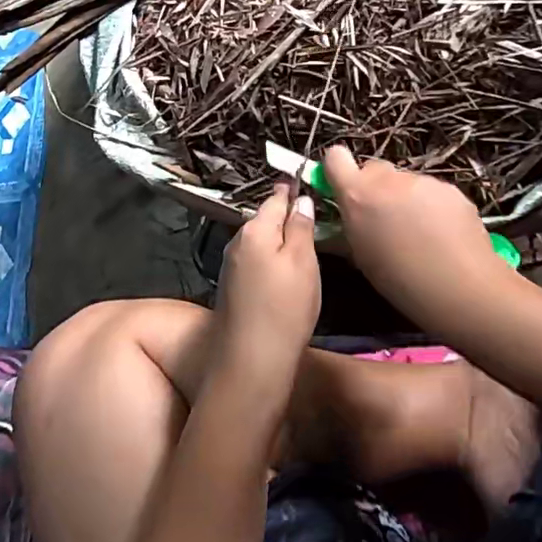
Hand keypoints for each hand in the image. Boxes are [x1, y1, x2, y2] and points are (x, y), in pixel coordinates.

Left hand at [215, 180, 320, 383]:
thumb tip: (300, 199)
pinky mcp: (232, 287)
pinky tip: (284, 268)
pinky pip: (255, 260)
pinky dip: (270, 257)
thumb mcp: (302, 262)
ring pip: (259, 241)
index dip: (291, 189)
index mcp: (255, 229)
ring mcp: (232, 265)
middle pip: (265, 219)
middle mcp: (238, 242)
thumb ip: (301, 227)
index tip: (304, 180)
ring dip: (277, 237)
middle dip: (284, 213)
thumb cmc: (284, 307)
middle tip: (309, 209)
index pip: (275, 199)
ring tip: (302, 238)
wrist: (251, 360)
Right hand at [322, 146, 513, 320]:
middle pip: (373, 168)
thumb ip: (348, 228)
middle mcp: (388, 179)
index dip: (338, 170)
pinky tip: (443, 235)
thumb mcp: (360, 257)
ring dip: (406, 199)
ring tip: (420, 234)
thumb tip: (338, 222)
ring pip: (405, 182)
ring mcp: (422, 181)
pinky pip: (432, 191)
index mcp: (357, 194)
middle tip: (385, 219)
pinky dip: (433, 207)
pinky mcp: (451, 189)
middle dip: (375, 188)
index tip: (344, 189)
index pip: (335, 156)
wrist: (462, 289)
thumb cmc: (400, 280)